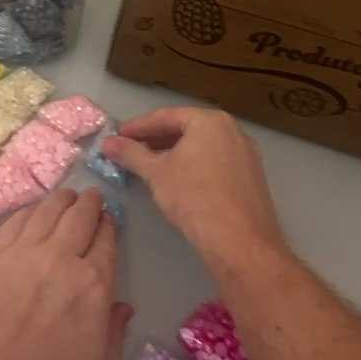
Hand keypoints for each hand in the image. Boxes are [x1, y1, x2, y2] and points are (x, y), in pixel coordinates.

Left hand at [0, 189, 134, 359]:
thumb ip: (114, 335)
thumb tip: (122, 307)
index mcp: (93, 285)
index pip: (106, 241)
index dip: (110, 226)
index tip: (110, 218)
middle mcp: (61, 259)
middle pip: (78, 217)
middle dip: (89, 203)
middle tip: (91, 196)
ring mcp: (23, 253)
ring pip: (46, 212)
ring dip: (60, 200)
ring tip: (67, 196)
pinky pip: (16, 222)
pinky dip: (30, 211)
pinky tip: (34, 211)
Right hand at [103, 106, 289, 274]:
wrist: (240, 243)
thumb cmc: (194, 198)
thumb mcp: (156, 173)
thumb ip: (130, 154)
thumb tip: (108, 143)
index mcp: (210, 122)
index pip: (166, 116)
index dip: (139, 126)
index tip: (119, 136)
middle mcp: (233, 131)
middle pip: (187, 128)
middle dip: (157, 139)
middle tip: (132, 149)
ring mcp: (247, 155)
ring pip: (203, 146)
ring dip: (175, 153)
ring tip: (152, 165)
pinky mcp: (252, 178)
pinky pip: (217, 161)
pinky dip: (195, 165)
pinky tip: (179, 181)